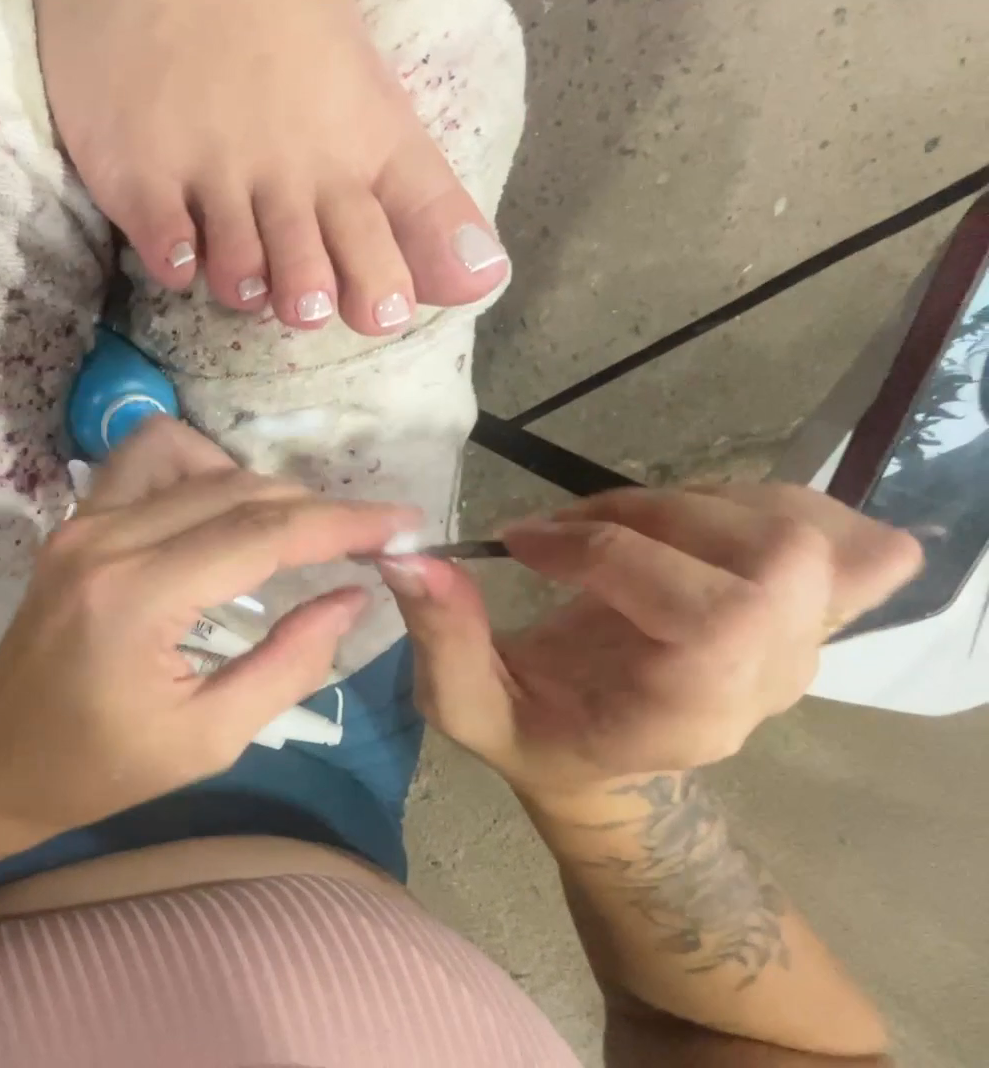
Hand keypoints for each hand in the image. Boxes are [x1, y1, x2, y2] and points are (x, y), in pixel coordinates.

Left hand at [0, 419, 417, 841]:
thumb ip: (288, 662)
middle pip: (230, 486)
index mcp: (138, 597)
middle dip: (308, 504)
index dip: (341, 523)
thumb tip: (351, 596)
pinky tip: (216, 519)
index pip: (261, 532)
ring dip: (245, 478)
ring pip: (180, 454)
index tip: (401, 524)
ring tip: (283, 529)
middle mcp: (104, 540)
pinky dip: (192, 474)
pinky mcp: (68, 528)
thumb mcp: (208, 738)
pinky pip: (139, 467)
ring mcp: (78, 525)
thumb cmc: (99, 769)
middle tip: (359, 537)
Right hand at [380, 484, 923, 800]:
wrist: (601, 758)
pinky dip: (772, 507)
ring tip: (614, 526)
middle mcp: (768, 679)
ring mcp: (804, 643)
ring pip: (813, 532)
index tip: (520, 544)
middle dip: (655, 514)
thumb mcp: (459, 704)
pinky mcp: (814, 611)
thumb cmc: (529, 735)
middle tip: (571, 526)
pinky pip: (854, 541)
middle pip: (778, 556)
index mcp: (687, 712)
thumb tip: (406, 556)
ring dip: (693, 502)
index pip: (711, 613)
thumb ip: (437, 635)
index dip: (611, 553)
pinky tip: (684, 529)